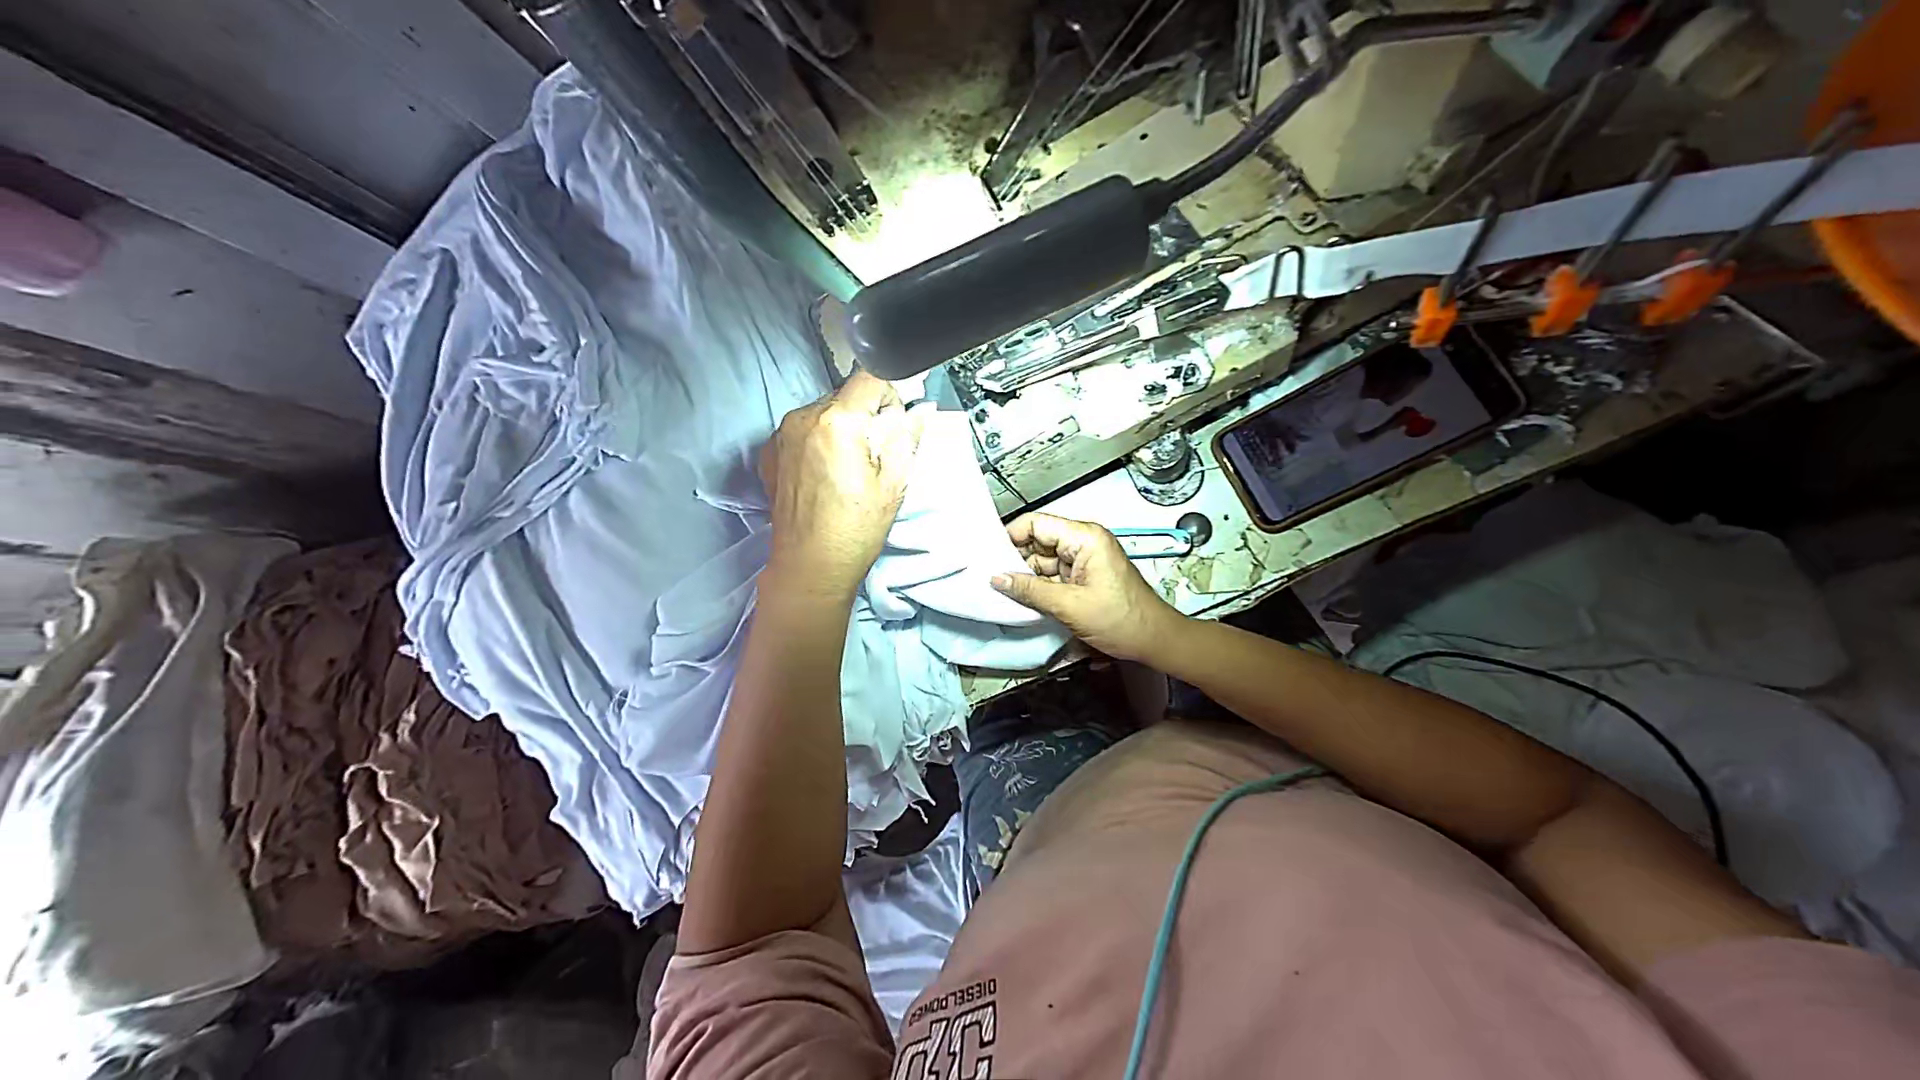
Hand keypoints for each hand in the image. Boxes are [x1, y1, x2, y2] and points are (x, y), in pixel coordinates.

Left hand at [760, 371, 921, 595]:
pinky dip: (818, 442)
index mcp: (836, 423)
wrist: (809, 567)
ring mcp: (782, 436)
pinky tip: (826, 475)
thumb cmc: (852, 532)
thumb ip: (907, 437)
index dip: (891, 395)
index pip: (871, 378)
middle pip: (846, 395)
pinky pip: (803, 431)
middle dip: (866, 416)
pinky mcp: (771, 453)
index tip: (895, 422)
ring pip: (824, 412)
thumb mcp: (894, 484)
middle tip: (875, 455)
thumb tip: (917, 412)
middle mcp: (803, 419)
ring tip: (849, 470)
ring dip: (841, 429)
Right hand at [990, 513, 1183, 661]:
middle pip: (1038, 541)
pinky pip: (1053, 574)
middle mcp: (1084, 542)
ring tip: (1007, 592)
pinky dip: (1039, 586)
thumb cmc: (1124, 620)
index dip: (1011, 537)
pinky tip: (1025, 598)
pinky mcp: (1084, 576)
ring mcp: (1084, 559)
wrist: (1154, 640)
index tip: (990, 555)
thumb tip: (998, 578)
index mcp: (1085, 538)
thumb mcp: (1069, 605)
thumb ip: (1029, 589)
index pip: (1037, 524)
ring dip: (1027, 576)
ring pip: (1043, 560)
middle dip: (1017, 559)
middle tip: (994, 578)